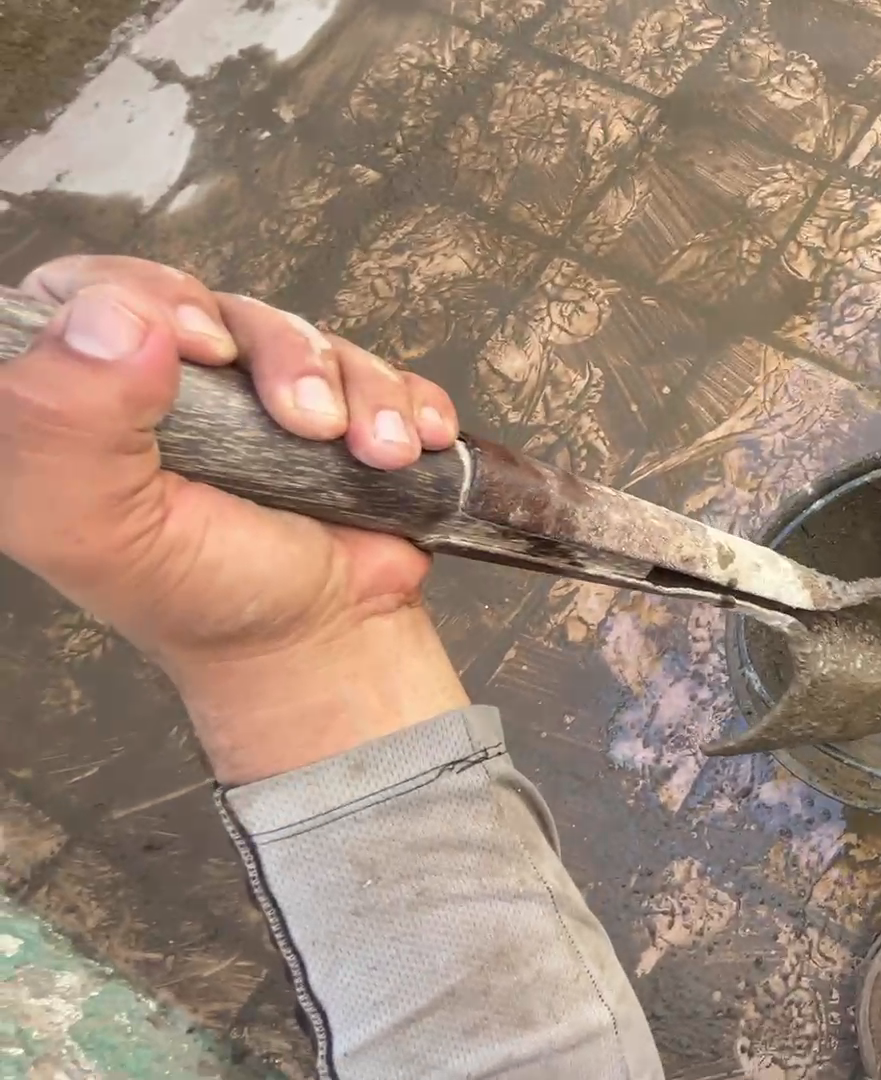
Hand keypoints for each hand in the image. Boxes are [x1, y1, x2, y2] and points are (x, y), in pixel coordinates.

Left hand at [0, 256, 469, 782]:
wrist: (330, 632)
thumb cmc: (208, 591)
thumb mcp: (97, 526)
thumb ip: (62, 425)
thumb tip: (118, 320)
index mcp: (101, 401)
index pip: (100, 291)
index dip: (153, 294)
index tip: (206, 350)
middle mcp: (199, 391)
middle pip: (240, 313)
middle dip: (293, 359)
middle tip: (314, 426)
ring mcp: (294, 404)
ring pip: (333, 345)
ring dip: (371, 396)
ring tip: (382, 457)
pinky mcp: (371, 422)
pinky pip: (405, 382)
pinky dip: (421, 407)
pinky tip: (420, 445)